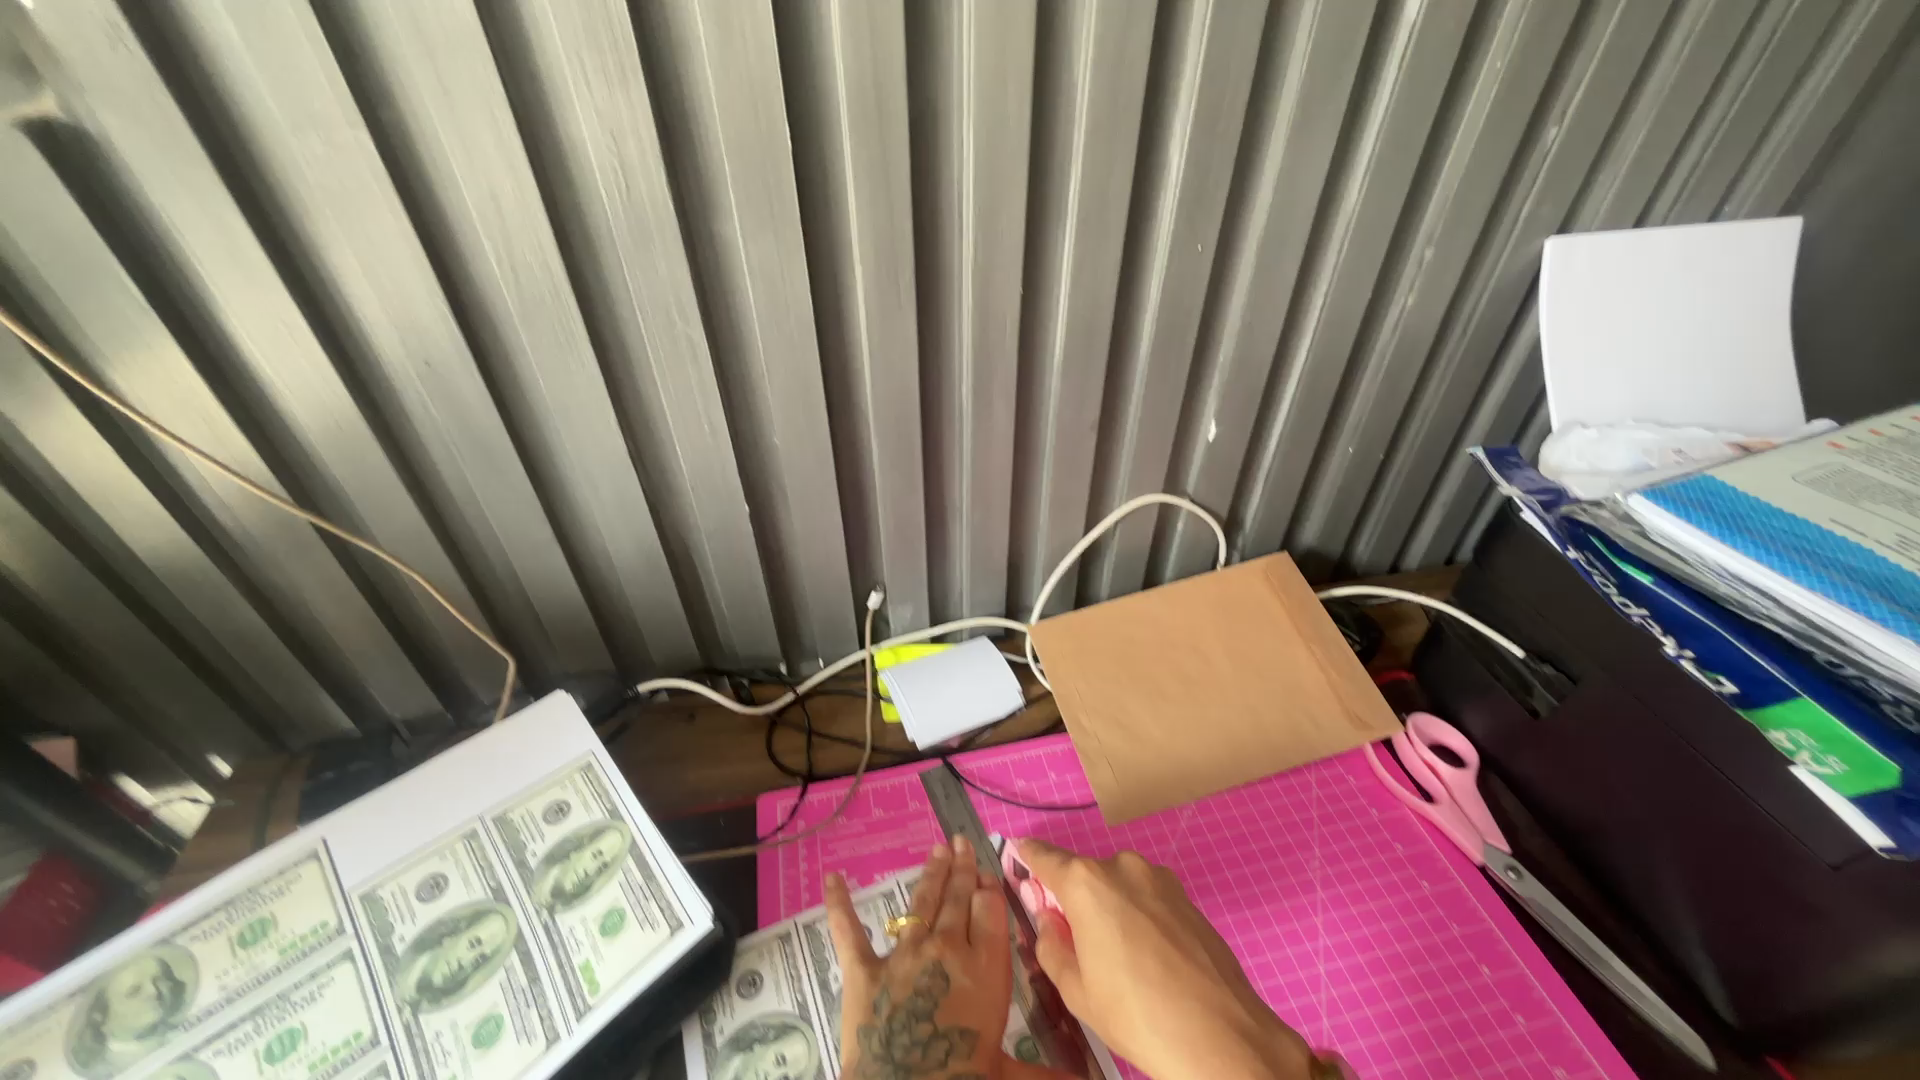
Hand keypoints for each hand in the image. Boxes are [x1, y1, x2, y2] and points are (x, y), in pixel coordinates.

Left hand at [826, 836, 1072, 1079]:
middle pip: (958, 899)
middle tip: (960, 843)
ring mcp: (904, 956)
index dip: (988, 889)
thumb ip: (1040, 1068)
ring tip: (937, 851)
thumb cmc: (964, 1079)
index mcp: (986, 969)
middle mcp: (947, 950)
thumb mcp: (1008, 1072)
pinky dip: (839, 904)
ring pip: (921, 904)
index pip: (990, 912)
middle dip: (962, 869)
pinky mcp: (863, 970)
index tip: (987, 874)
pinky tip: (832, 879)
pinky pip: (849, 932)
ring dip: (931, 875)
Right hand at [1016, 839, 1321, 1079]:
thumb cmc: (1135, 1013)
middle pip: (1083, 875)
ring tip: (1120, 959)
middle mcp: (1121, 866)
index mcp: (1086, 882)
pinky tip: (1149, 959)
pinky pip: (1147, 898)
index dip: (1026, 858)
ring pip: (1118, 887)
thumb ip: (1051, 944)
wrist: (1220, 1034)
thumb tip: (1050, 919)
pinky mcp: (1187, 897)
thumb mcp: (1075, 989)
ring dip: (1109, 909)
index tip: (1016, 859)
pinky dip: (1138, 917)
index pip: (1043, 856)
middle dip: (1073, 899)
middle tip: (1076, 943)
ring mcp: (1159, 878)